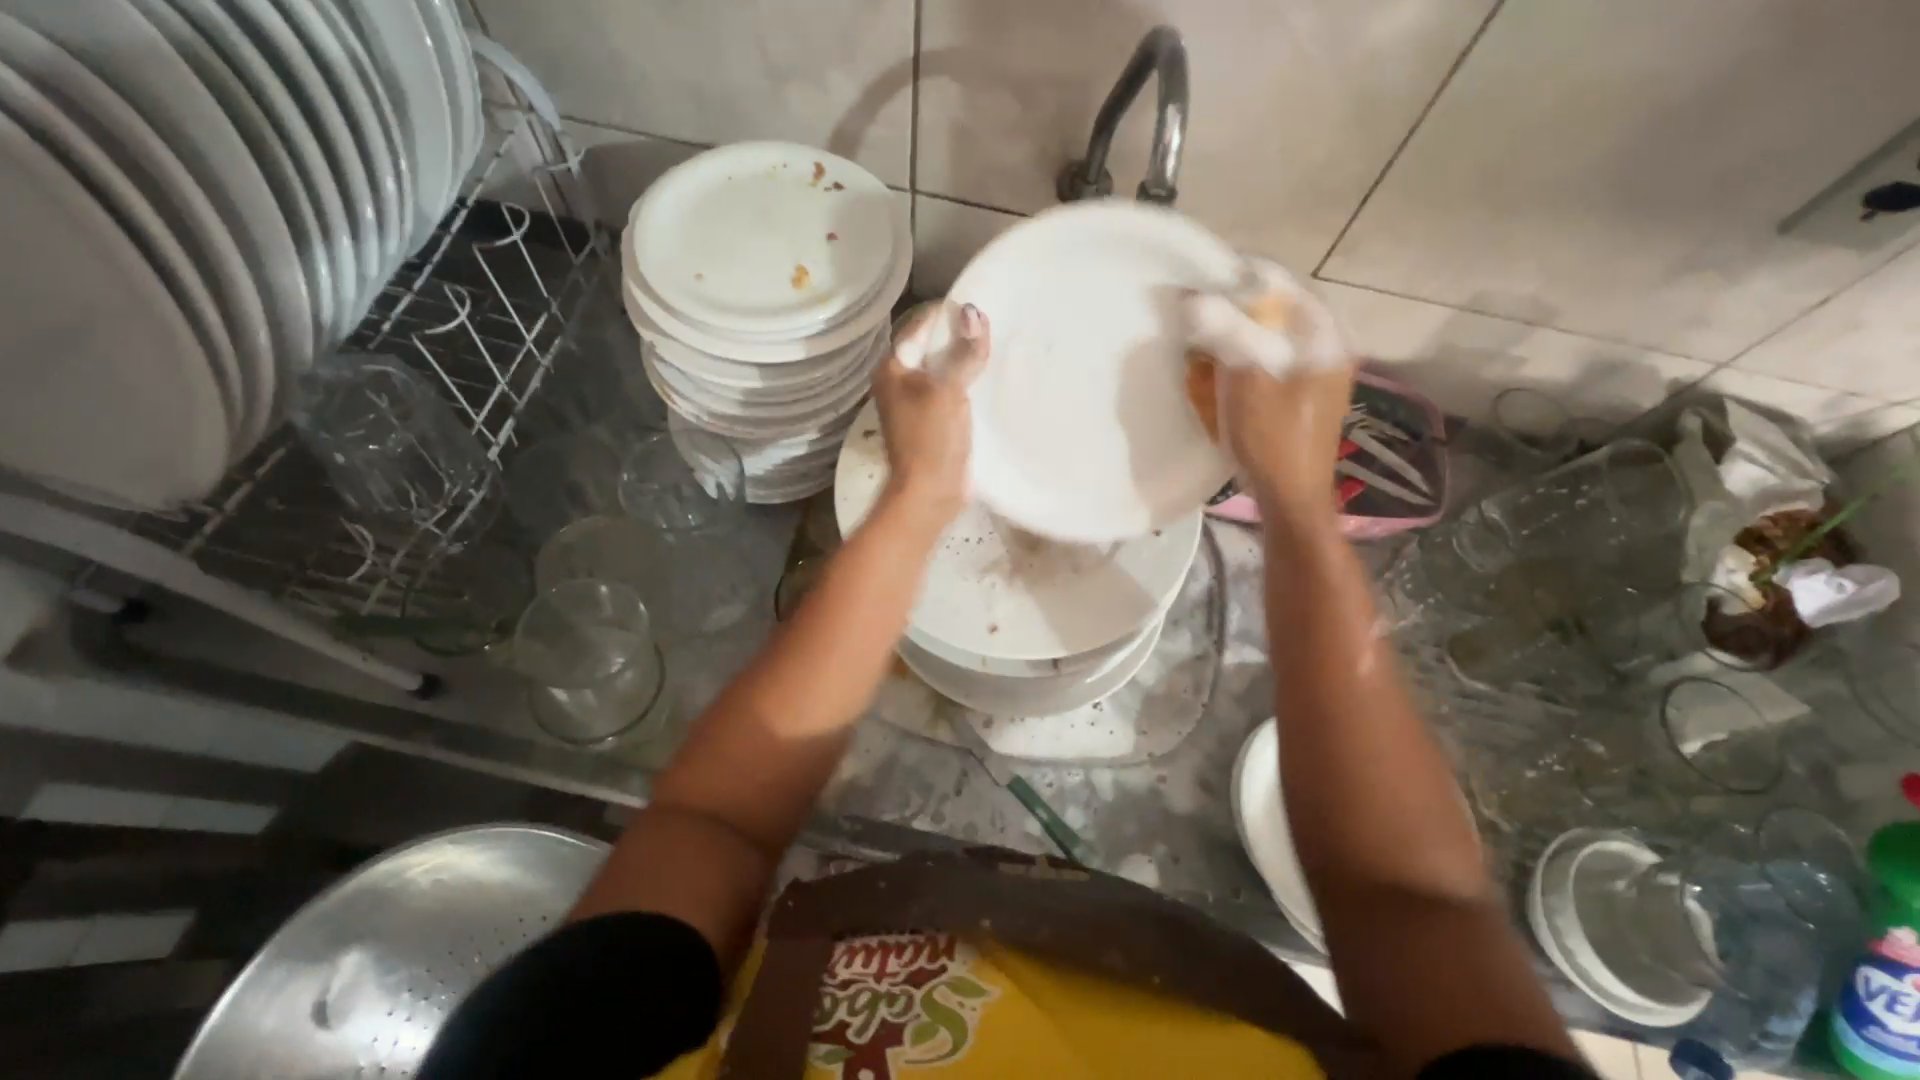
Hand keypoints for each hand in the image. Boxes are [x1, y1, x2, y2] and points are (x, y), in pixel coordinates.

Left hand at [872, 302, 989, 527]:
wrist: (929, 493)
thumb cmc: (931, 438)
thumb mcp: (948, 390)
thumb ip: (963, 352)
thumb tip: (973, 312)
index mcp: (892, 370)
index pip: (919, 328)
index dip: (946, 315)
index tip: (978, 304)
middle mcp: (900, 383)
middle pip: (932, 348)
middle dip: (960, 337)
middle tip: (994, 322)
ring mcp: (917, 404)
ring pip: (945, 370)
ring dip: (967, 361)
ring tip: (998, 344)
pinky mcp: (935, 422)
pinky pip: (954, 392)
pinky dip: (970, 383)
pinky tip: (992, 377)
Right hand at [1184, 262, 1355, 529]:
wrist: (1290, 501)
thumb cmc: (1273, 440)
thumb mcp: (1246, 381)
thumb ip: (1225, 333)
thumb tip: (1192, 298)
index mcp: (1324, 337)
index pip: (1281, 285)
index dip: (1238, 279)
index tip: (1199, 283)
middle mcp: (1327, 348)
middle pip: (1274, 311)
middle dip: (1232, 311)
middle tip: (1194, 314)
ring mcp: (1316, 374)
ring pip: (1269, 338)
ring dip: (1234, 337)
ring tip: (1199, 343)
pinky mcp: (1301, 397)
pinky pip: (1268, 363)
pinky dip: (1242, 362)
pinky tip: (1216, 373)